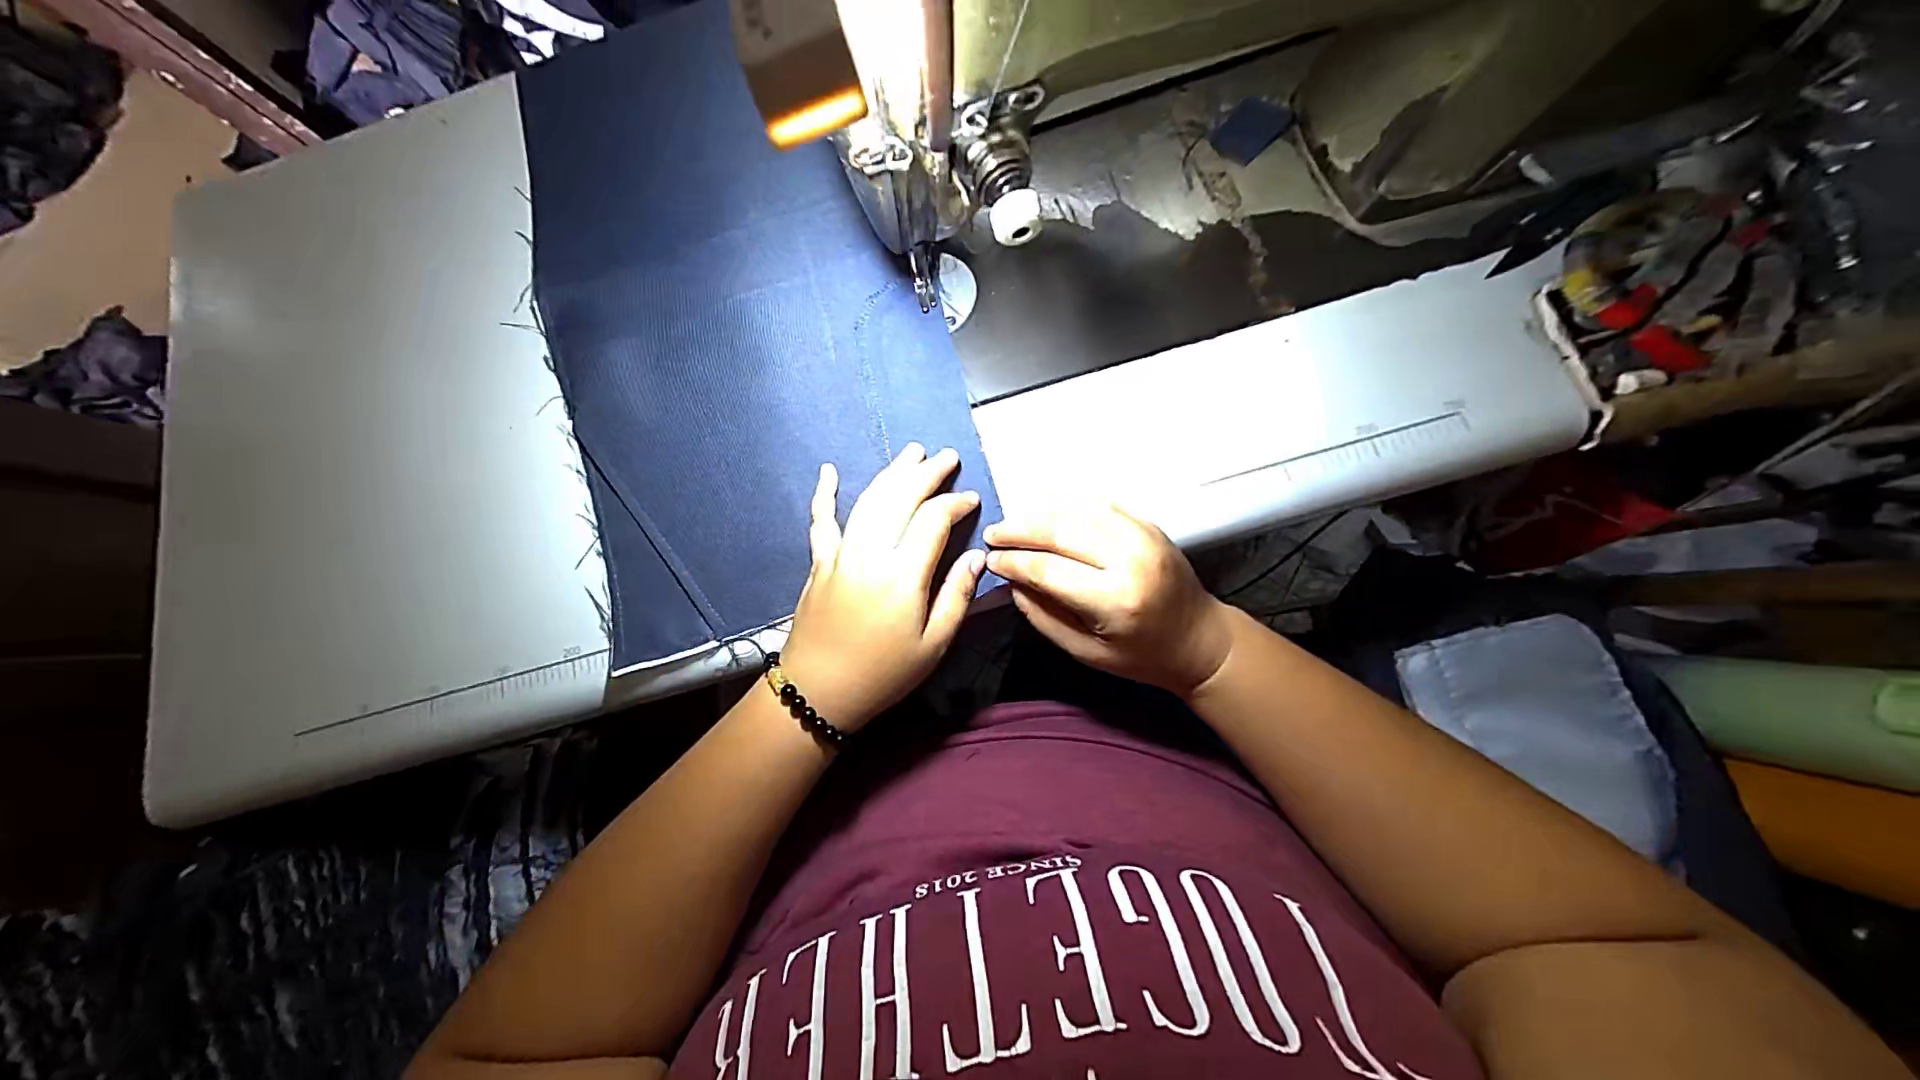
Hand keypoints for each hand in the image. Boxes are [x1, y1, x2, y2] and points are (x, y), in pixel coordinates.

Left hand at [778, 444, 986, 731]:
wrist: (817, 692)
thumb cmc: (883, 674)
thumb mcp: (933, 645)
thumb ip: (957, 596)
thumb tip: (978, 557)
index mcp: (903, 576)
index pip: (933, 520)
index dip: (955, 504)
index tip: (972, 499)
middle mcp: (871, 555)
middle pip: (901, 499)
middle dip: (927, 474)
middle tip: (948, 457)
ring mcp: (841, 555)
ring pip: (868, 501)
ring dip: (891, 473)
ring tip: (912, 453)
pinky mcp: (820, 563)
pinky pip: (821, 521)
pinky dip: (824, 494)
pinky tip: (829, 471)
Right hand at [985, 505, 1234, 697]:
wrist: (1199, 639)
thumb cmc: (1141, 656)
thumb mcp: (1085, 651)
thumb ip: (1044, 616)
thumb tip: (1013, 582)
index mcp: (1115, 599)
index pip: (1048, 569)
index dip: (1013, 562)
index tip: (990, 560)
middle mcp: (1130, 559)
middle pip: (1060, 530)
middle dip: (1020, 530)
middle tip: (994, 533)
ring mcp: (1143, 535)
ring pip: (1078, 509)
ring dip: (1040, 513)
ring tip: (1015, 522)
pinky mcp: (1149, 524)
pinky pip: (1101, 504)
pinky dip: (1069, 503)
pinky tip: (1047, 509)